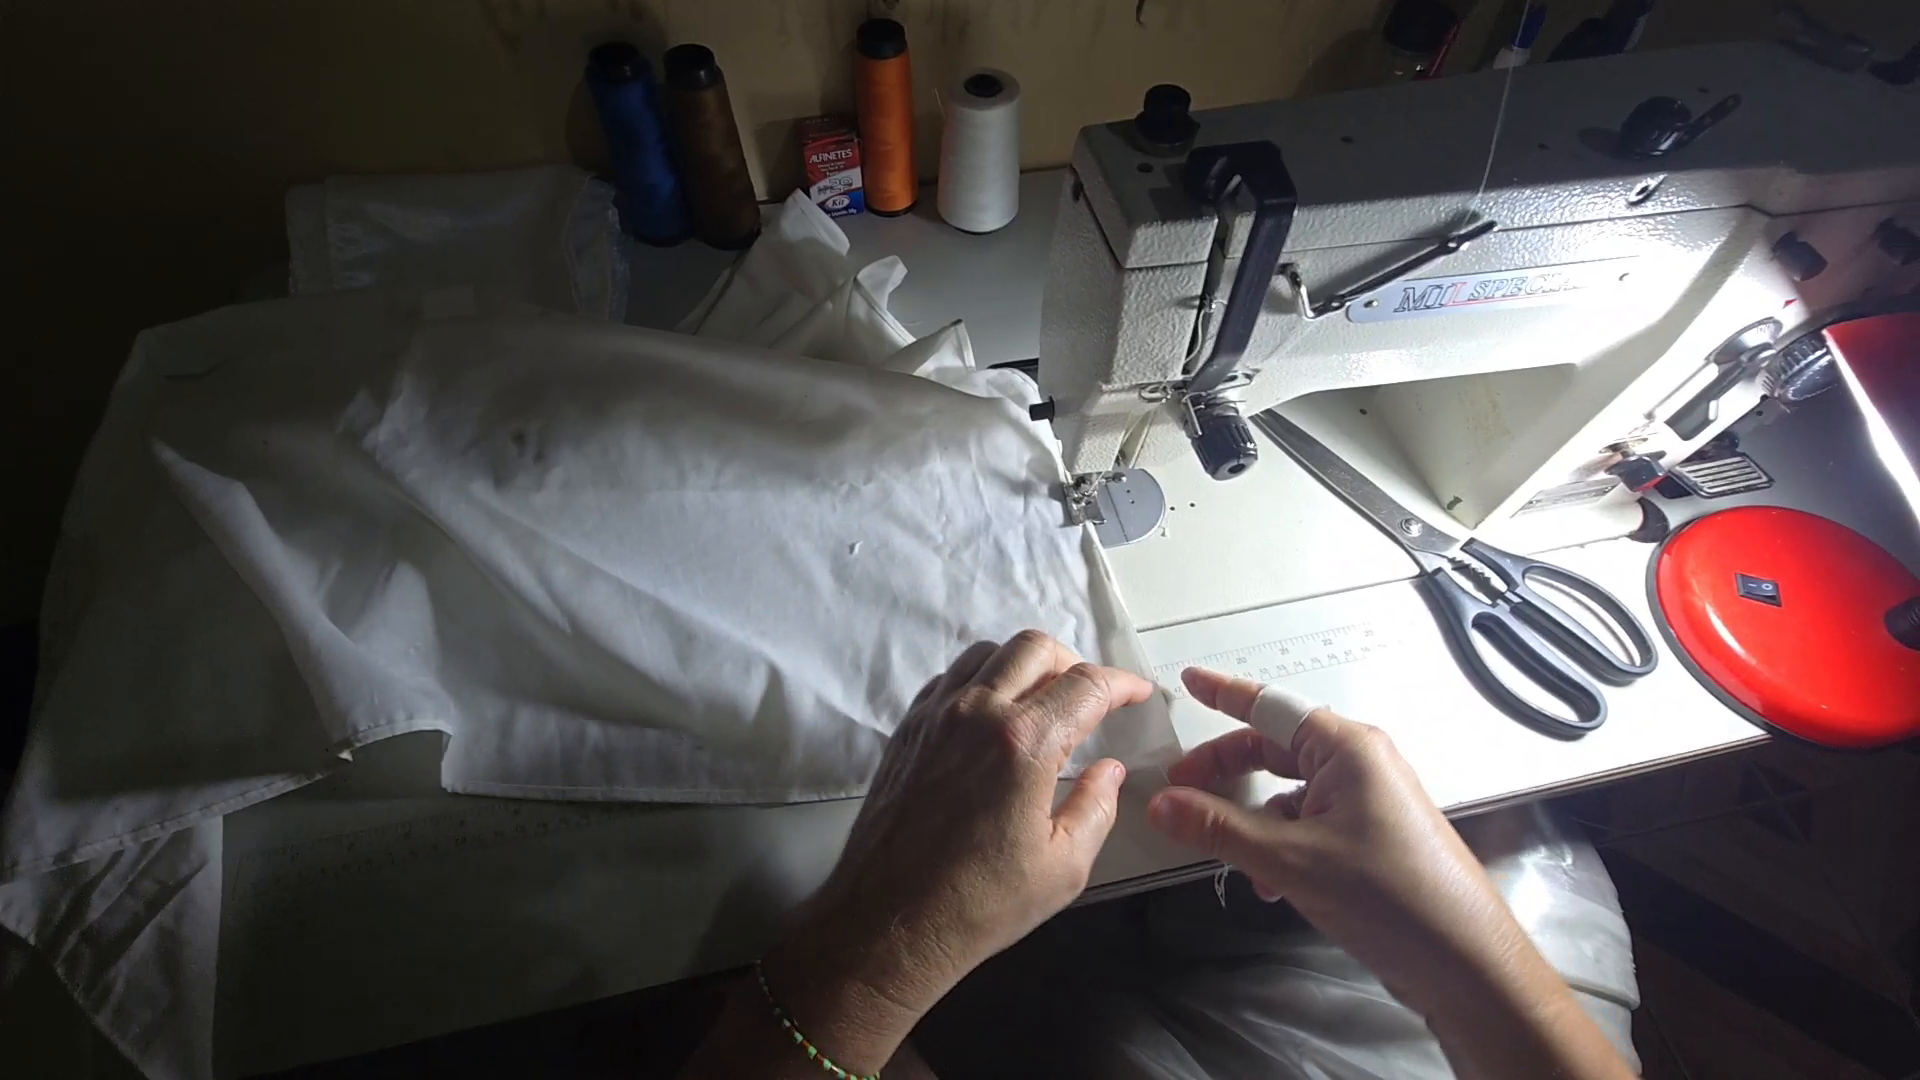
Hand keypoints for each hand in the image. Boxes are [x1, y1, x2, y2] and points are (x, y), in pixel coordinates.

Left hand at [750, 631, 1152, 1073]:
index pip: (1085, 686)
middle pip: (1033, 647)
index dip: (1121, 683)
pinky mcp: (908, 726)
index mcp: (1025, 742)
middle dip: (1071, 662)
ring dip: (1022, 666)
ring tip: (1038, 701)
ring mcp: (936, 713)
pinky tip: (989, 715)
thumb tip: (1111, 769)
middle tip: (1085, 697)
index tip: (1137, 692)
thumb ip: (1097, 806)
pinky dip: (979, 680)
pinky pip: (949, 677)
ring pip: (987, 653)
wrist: (890, 922)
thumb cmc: (981, 902)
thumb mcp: (1063, 867)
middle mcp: (978, 711)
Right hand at [1145, 669, 1634, 1079]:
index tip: (1189, 680)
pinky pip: (1308, 821)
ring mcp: (1367, 801)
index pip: (1269, 705)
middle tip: (1182, 784)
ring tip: (1223, 848)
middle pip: (1274, 748)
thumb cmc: (1390, 898)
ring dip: (1251, 817)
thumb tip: (1162, 804)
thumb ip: (1218, 827)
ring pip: (1288, 791)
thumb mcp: (1289, 860)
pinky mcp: (1371, 836)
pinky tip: (1267, 882)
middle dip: (1226, 768)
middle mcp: (1359, 764)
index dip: (1223, 693)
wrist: (1472, 972)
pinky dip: (1278, 842)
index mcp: (1346, 748)